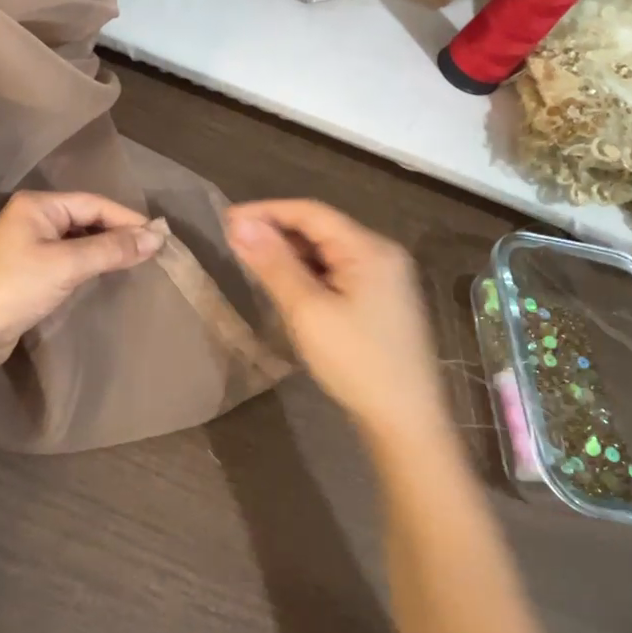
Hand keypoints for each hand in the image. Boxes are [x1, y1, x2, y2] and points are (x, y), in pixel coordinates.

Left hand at [0, 191, 166, 368]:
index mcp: (36, 204)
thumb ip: (112, 249)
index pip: (93, 203)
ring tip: (137, 263)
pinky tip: (105, 274)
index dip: (128, 219)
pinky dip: (87, 263)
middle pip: (85, 217)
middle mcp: (30, 216)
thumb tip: (157, 236)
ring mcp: (25, 243)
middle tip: (154, 252)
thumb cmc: (15, 288)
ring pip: (76, 239)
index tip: (162, 238)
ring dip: (104, 249)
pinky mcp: (25, 269)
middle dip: (118, 233)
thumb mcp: (67, 265)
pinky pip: (65, 257)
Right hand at [226, 200, 448, 443]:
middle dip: (277, 232)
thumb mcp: (307, 310)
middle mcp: (381, 254)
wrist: (405, 421)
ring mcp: (384, 279)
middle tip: (235, 244)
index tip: (226, 220)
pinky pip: (336, 272)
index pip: (311, 212)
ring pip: (327, 252)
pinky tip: (285, 287)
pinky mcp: (379, 301)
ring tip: (253, 263)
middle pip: (321, 229)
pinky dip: (307, 273)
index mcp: (369, 249)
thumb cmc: (356, 361)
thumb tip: (239, 225)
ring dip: (290, 254)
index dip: (266, 211)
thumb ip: (273, 263)